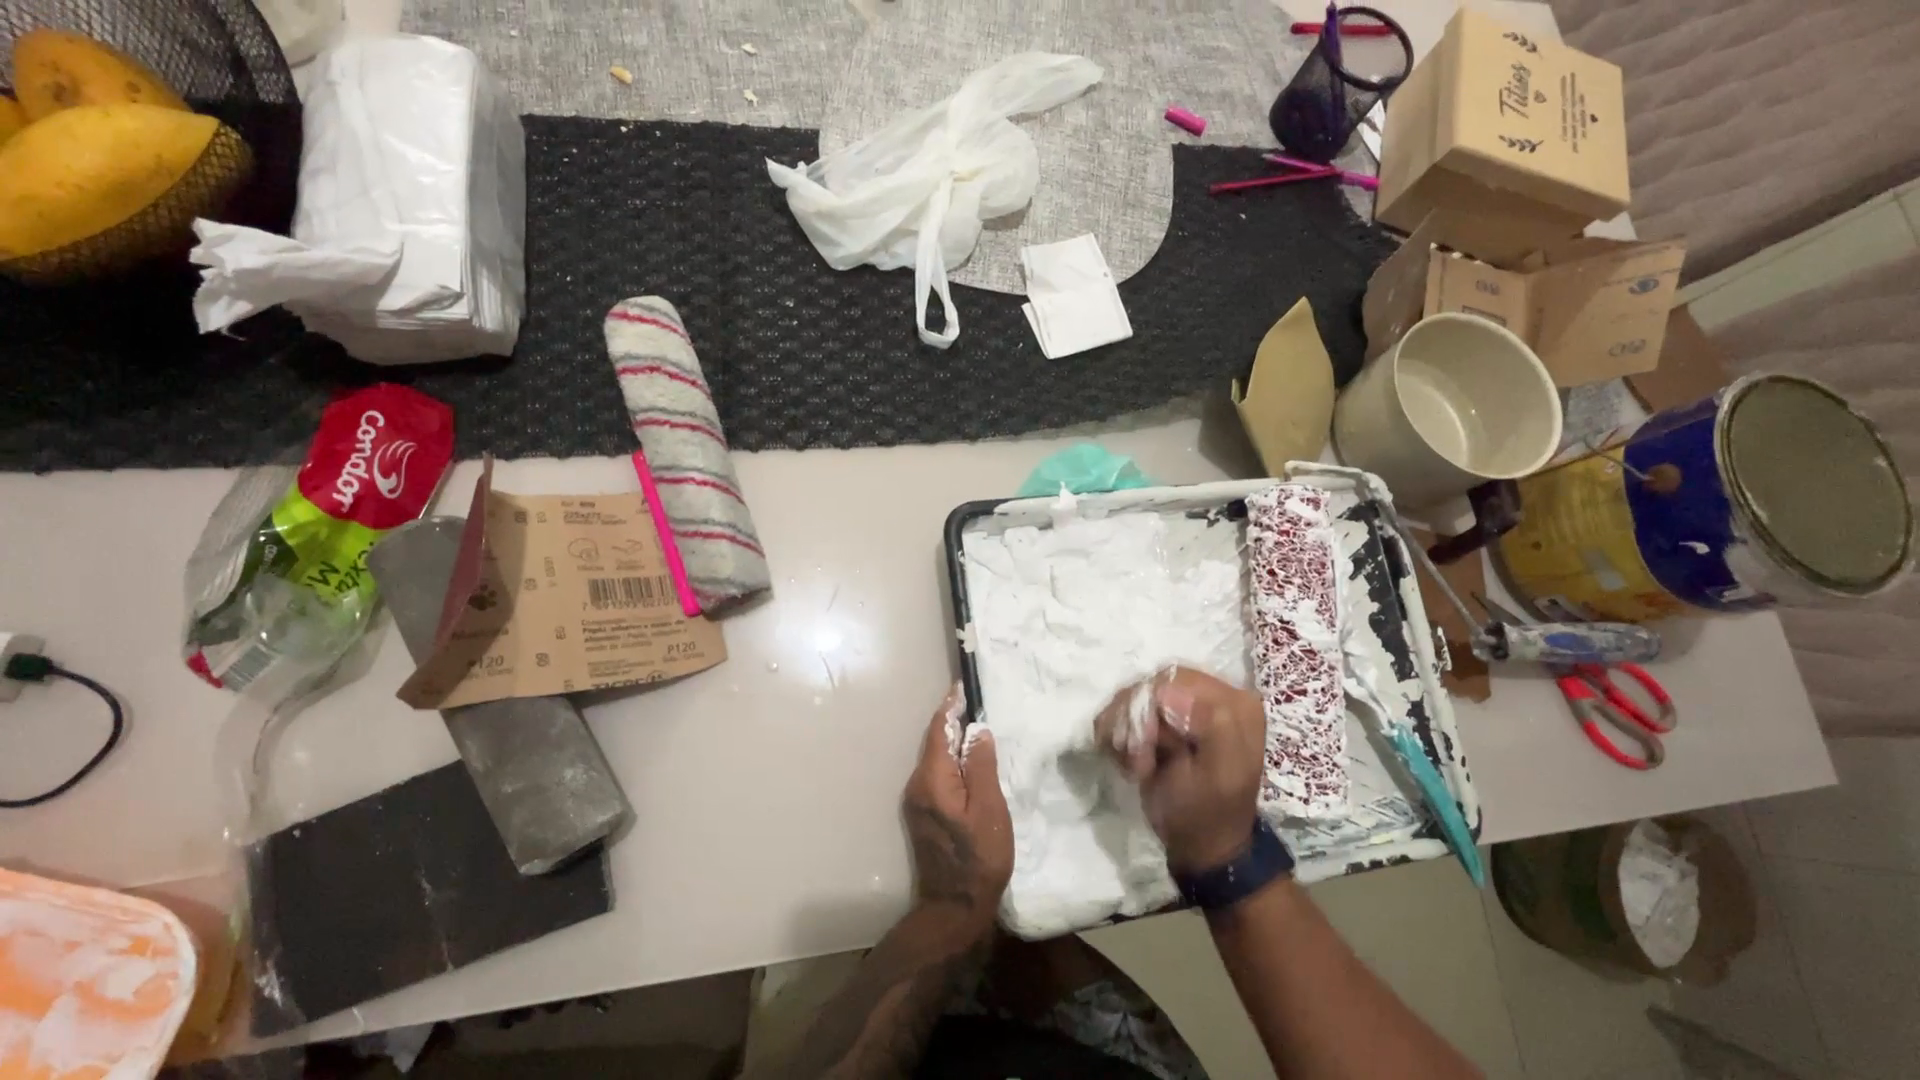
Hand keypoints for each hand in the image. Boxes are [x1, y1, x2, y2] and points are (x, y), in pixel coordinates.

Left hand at [902, 684, 1012, 932]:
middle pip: (934, 742)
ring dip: (952, 741)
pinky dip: (952, 761)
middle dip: (952, 720)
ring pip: (935, 759)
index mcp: (932, 780)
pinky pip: (937, 775)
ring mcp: (917, 801)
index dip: (950, 706)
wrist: (955, 906)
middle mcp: (917, 785)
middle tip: (976, 702)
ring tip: (977, 726)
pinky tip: (971, 761)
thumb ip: (982, 767)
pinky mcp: (923, 813)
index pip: (938, 731)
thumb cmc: (979, 858)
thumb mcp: (989, 809)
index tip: (963, 686)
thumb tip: (978, 731)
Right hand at [1096, 666, 1264, 873]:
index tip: (1142, 753)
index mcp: (1235, 703)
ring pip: (1134, 695)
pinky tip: (1128, 760)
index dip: (1147, 711)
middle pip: (1151, 683)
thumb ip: (1210, 724)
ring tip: (1133, 765)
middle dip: (1133, 722)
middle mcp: (1213, 694)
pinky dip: (1119, 734)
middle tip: (1134, 762)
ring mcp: (1186, 705)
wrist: (1200, 846)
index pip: (1174, 679)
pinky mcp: (1165, 717)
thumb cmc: (1207, 814)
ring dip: (1124, 731)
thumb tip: (1169, 689)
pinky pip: (1127, 709)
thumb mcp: (1219, 774)